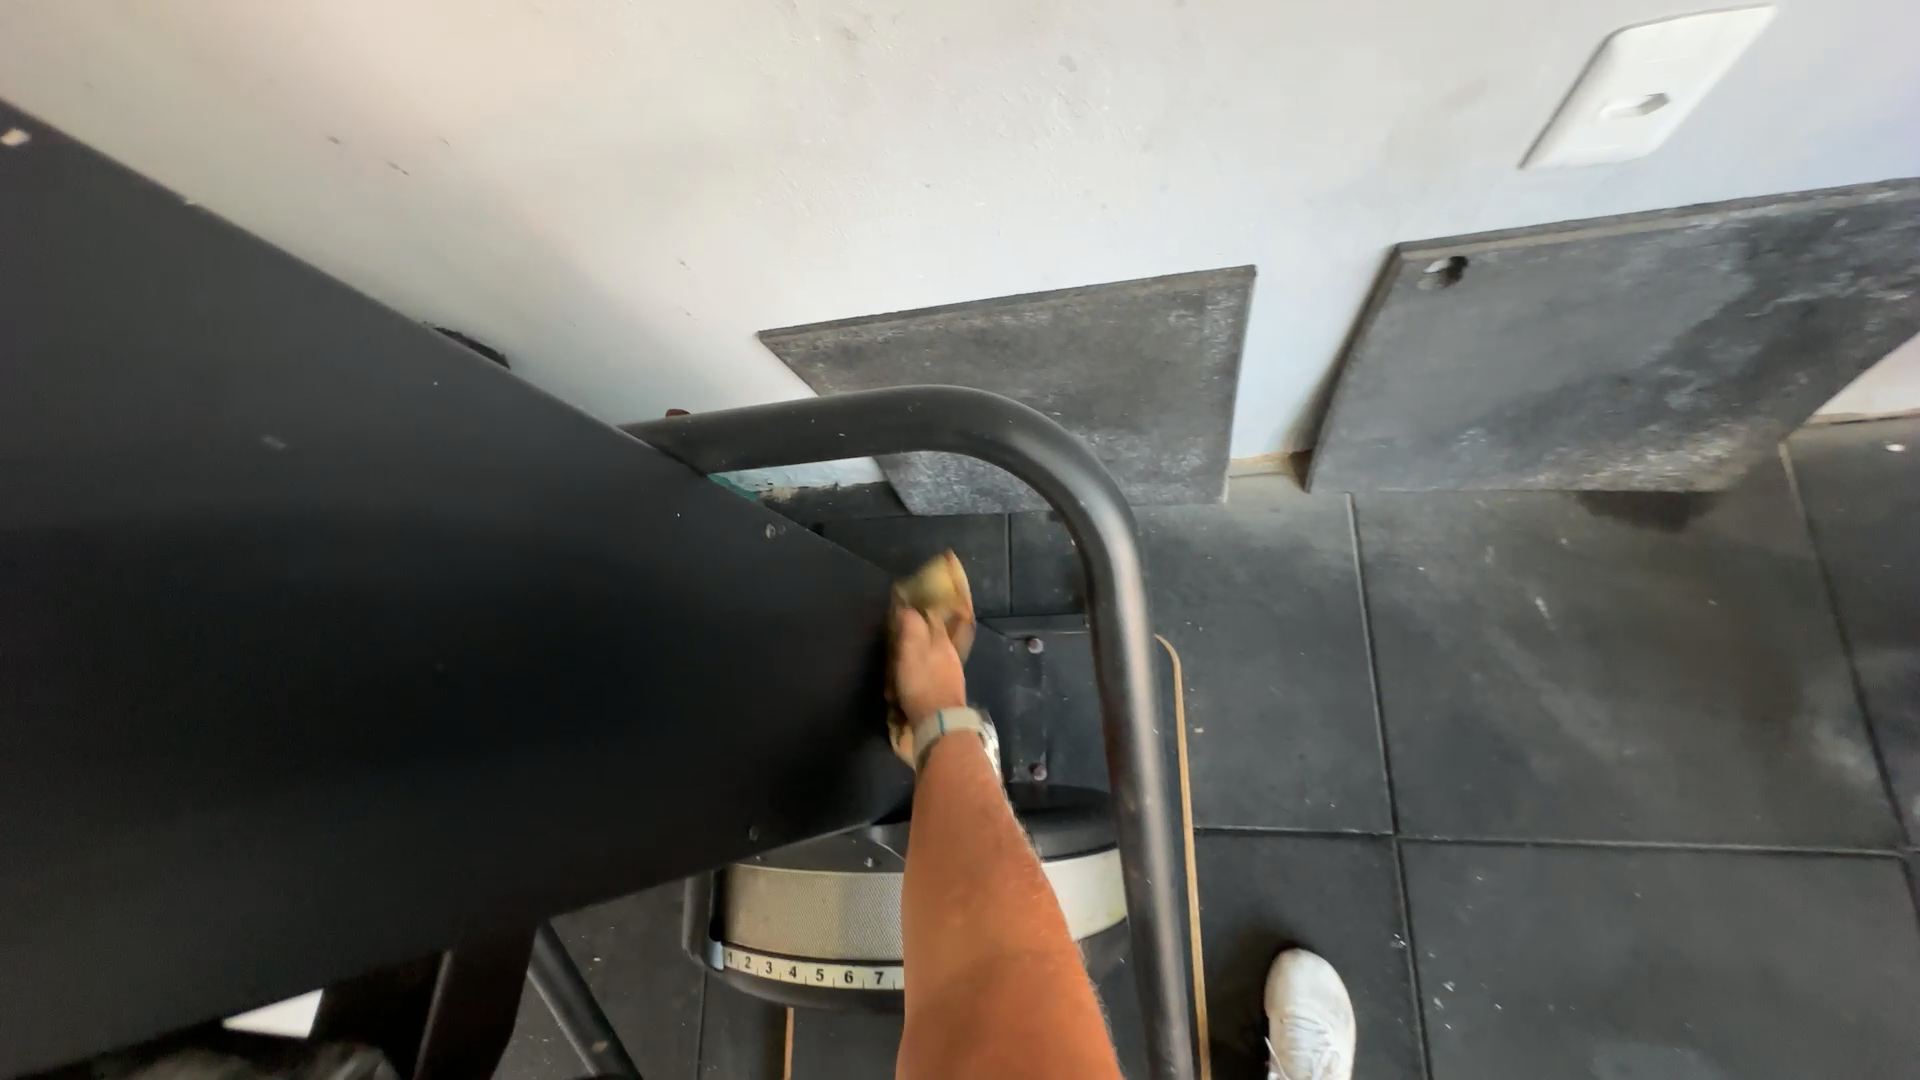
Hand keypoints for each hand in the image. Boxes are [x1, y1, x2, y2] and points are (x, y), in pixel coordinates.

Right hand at [892, 606, 967, 726]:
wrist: (940, 720)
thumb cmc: (921, 683)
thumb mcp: (911, 650)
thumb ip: (911, 626)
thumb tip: (907, 609)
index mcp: (941, 640)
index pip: (932, 618)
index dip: (919, 613)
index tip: (905, 612)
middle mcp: (951, 653)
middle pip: (938, 636)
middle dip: (925, 632)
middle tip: (907, 633)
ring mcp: (954, 673)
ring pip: (940, 653)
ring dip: (928, 651)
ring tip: (913, 654)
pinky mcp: (951, 690)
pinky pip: (940, 671)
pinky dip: (930, 668)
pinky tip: (923, 675)